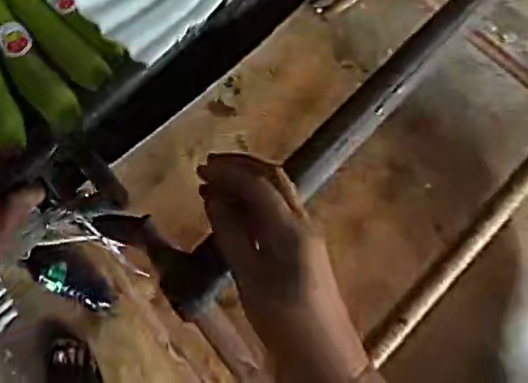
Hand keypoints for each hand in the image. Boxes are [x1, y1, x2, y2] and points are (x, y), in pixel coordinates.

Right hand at [200, 154, 370, 382]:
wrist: (326, 363)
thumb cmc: (285, 320)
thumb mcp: (248, 276)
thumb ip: (229, 231)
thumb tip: (212, 198)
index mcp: (291, 229)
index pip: (257, 183)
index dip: (226, 171)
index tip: (200, 171)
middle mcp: (303, 224)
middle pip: (273, 176)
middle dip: (239, 165)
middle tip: (209, 166)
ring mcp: (307, 235)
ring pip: (277, 190)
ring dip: (246, 180)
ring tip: (214, 186)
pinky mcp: (304, 248)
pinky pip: (278, 209)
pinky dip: (253, 200)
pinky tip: (233, 210)